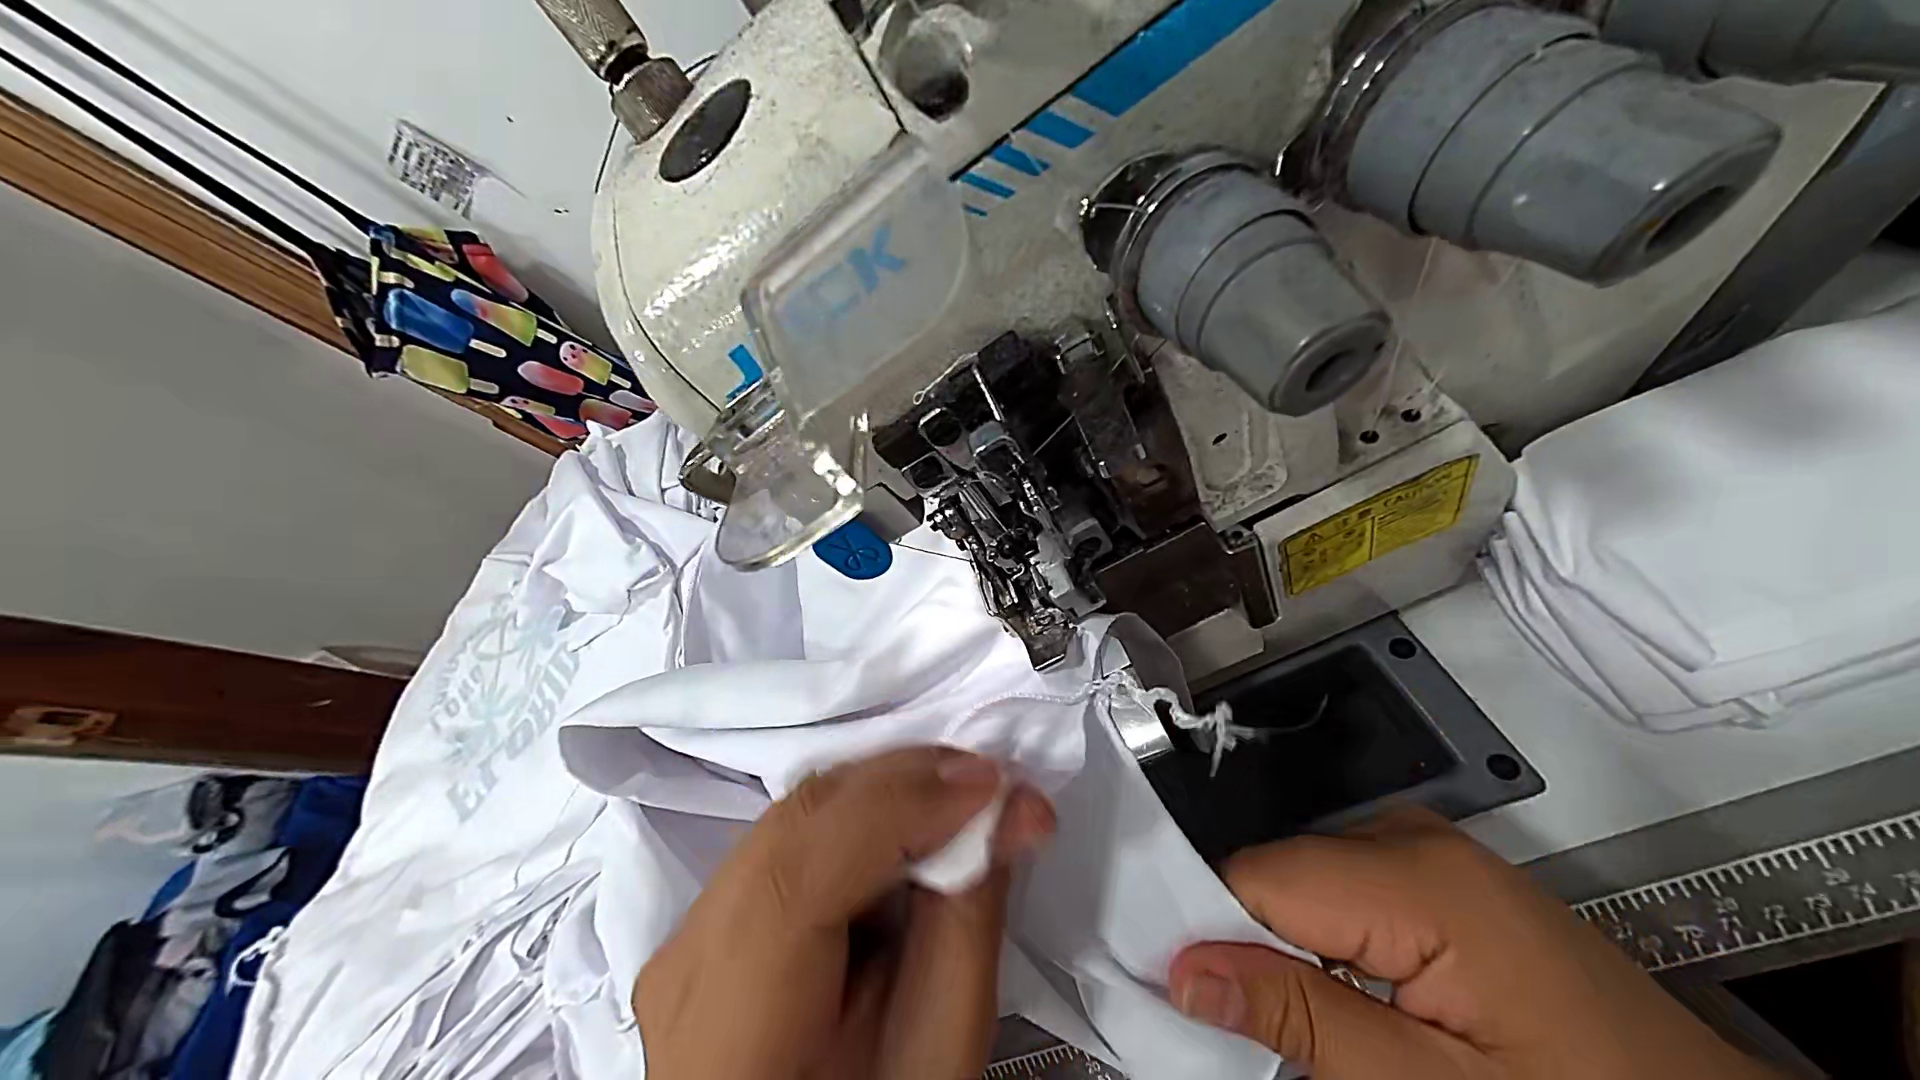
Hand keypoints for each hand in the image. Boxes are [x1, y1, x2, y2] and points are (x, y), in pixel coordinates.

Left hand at [634, 747, 1055, 1079]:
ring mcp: (694, 921)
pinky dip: (865, 811)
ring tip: (964, 804)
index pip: (798, 872)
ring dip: (892, 791)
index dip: (899, 810)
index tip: (990, 789)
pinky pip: (797, 827)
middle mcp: (689, 952)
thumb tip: (1003, 811)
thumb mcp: (934, 1051)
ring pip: (802, 810)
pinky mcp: (718, 904)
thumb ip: (965, 925)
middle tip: (993, 786)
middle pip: (801, 821)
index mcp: (727, 1021)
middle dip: (908, 786)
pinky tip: (914, 823)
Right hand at [1169, 806, 1775, 1078]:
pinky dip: (1319, 936)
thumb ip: (1301, 1019)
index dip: (1209, 932)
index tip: (1191, 995)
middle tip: (1267, 1030)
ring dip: (1282, 945)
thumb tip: (1182, 973)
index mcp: (1411, 875)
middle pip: (1274, 872)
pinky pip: (1335, 885)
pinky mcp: (1430, 868)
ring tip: (1313, 1019)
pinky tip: (1346, 991)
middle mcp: (1406, 836)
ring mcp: (1421, 846)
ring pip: (1296, 879)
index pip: (1253, 875)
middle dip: (1250, 944)